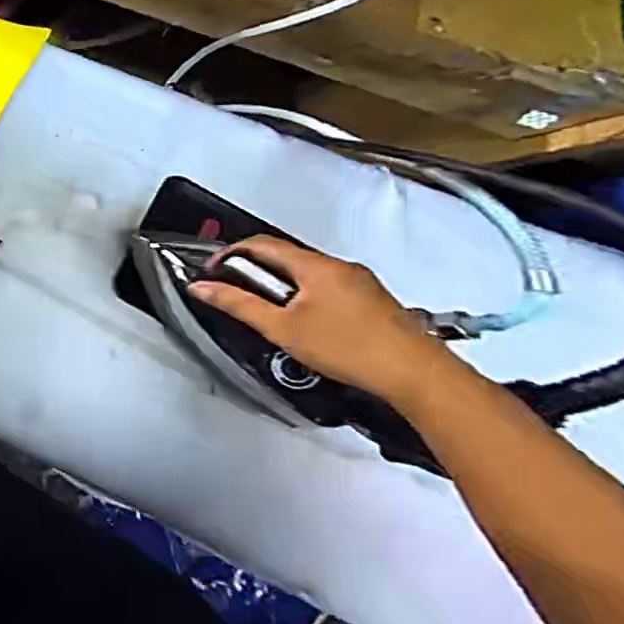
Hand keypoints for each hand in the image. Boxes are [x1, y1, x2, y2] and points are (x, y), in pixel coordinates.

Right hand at [188, 236, 460, 406]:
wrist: (422, 379)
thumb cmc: (352, 350)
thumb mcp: (281, 328)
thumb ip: (237, 304)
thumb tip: (201, 287)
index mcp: (316, 266)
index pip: (261, 244)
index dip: (230, 254)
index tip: (213, 272)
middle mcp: (341, 267)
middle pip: (285, 257)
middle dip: (255, 270)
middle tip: (237, 293)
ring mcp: (362, 283)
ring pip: (307, 273)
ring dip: (281, 285)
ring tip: (271, 313)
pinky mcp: (375, 301)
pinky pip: (328, 286)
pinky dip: (306, 296)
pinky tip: (306, 323)